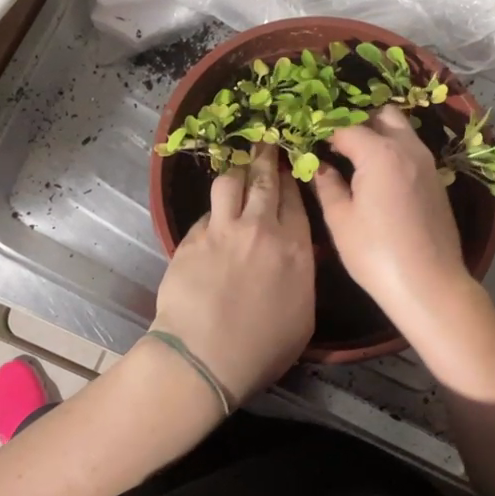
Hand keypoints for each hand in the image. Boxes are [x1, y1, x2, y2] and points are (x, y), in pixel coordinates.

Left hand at [150, 144, 314, 403]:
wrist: (205, 356)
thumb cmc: (262, 348)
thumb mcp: (304, 316)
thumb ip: (303, 276)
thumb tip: (297, 257)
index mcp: (295, 248)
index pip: (296, 199)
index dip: (293, 176)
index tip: (291, 162)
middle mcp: (261, 229)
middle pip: (264, 180)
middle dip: (266, 156)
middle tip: (266, 139)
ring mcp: (222, 230)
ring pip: (229, 184)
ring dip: (236, 172)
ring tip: (238, 163)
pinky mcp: (191, 239)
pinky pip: (206, 213)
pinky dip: (214, 210)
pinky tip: (215, 213)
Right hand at [313, 106, 475, 325]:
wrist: (429, 285)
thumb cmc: (376, 253)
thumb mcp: (340, 219)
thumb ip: (327, 185)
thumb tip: (319, 166)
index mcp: (380, 152)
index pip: (345, 126)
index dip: (322, 129)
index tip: (306, 137)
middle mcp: (408, 148)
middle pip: (381, 115)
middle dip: (356, 120)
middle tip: (332, 140)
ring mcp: (427, 163)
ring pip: (401, 130)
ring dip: (377, 133)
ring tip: (351, 154)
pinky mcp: (436, 181)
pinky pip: (411, 150)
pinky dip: (392, 150)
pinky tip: (375, 173)